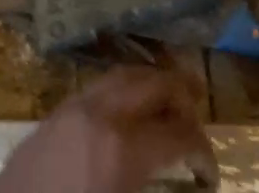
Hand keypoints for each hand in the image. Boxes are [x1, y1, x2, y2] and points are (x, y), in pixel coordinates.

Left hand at [0, 67, 218, 192]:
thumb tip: (180, 170)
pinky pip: (96, 89)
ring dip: (151, 84)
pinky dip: (121, 90)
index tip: (209, 169)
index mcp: (123, 150)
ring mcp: (71, 112)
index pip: (179, 133)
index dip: (202, 148)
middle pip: (155, 85)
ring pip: (124, 77)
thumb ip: (148, 183)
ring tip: (166, 100)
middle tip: (197, 112)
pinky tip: (126, 111)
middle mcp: (100, 116)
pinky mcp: (49, 119)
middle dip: (182, 95)